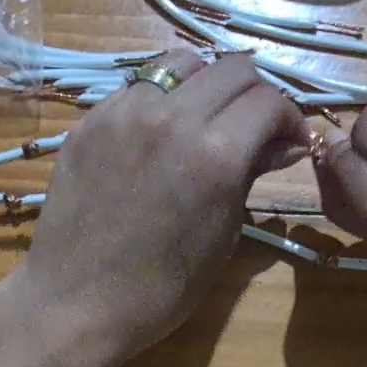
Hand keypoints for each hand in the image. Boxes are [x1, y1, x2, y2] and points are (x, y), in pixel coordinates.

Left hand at [18, 50, 306, 361]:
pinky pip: (138, 87)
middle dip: (255, 94)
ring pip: (181, 64)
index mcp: (215, 154)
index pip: (268, 100)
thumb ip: (252, 177)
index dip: (288, 119)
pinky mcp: (90, 120)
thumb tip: (284, 145)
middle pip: (232, 68)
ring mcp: (124, 113)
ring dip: (206, 84)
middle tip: (254, 128)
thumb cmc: (162, 289)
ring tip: (205, 119)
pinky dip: (162, 99)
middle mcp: (172, 118)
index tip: (288, 141)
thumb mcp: (223, 236)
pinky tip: (159, 134)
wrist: (77, 302)